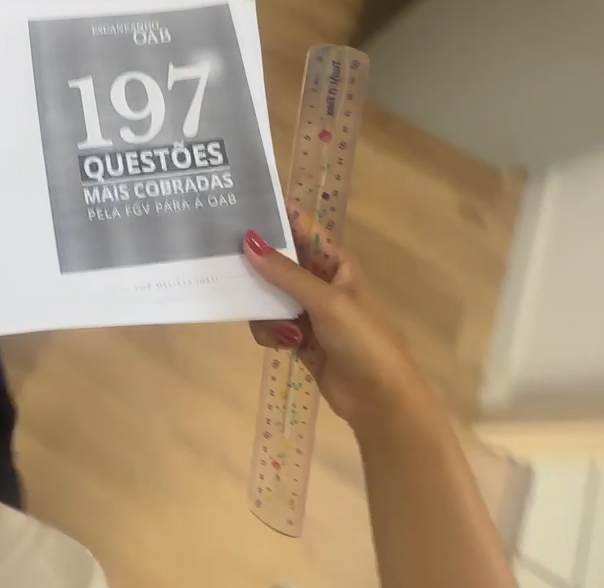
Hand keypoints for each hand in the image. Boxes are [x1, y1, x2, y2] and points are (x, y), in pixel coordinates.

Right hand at [243, 215, 431, 431]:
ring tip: (264, 315)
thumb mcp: (326, 301)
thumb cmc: (363, 340)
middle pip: (278, 259)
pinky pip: (269, 322)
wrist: (380, 400)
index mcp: (335, 263)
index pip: (302, 228)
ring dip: (263, 305)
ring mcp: (307, 309)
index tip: (242, 201)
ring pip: (267, 292)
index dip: (277, 213)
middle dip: (256, 260)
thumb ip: (285, 272)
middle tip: (223, 254)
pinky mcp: (297, 336)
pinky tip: (282, 343)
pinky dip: (270, 331)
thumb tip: (248, 239)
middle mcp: (319, 281)